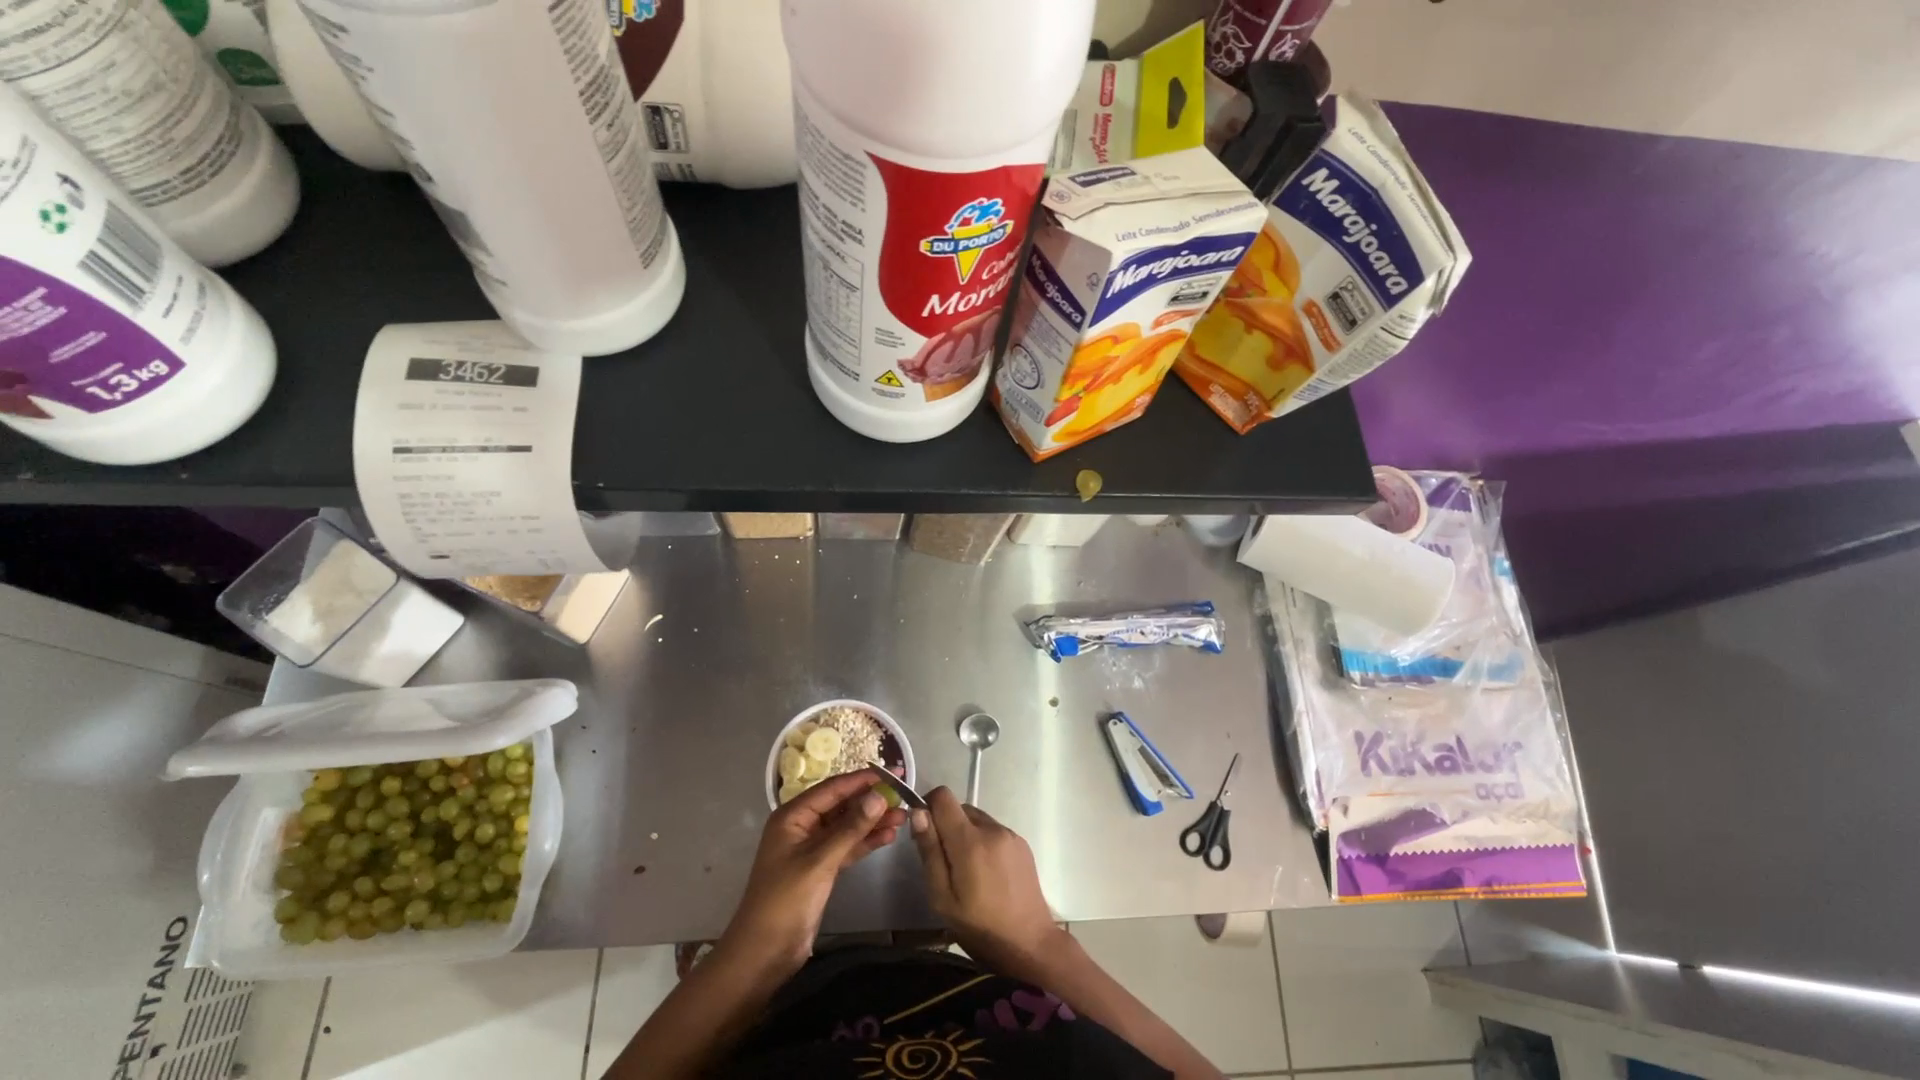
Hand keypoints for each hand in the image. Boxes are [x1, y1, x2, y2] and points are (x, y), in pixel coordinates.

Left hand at [722, 771, 907, 970]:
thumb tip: (879, 795)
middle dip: (871, 801)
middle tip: (904, 794)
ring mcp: (812, 849)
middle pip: (841, 806)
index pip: (832, 789)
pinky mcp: (822, 869)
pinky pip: (847, 847)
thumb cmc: (786, 900)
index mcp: (792, 817)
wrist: (765, 951)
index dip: (863, 780)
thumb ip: (851, 828)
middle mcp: (802, 827)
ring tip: (904, 815)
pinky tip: (889, 836)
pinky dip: (866, 842)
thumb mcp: (820, 860)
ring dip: (873, 822)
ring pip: (847, 827)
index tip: (892, 773)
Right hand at [911, 787, 1065, 975]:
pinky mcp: (1022, 844)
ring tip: (968, 872)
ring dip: (966, 834)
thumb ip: (929, 851)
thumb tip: (918, 813)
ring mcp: (1010, 835)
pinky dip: (984, 842)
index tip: (925, 834)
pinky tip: (987, 873)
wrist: (1029, 942)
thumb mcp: (942, 896)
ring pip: (977, 819)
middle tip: (944, 863)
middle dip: (946, 826)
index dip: (928, 807)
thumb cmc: (979, 926)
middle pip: (960, 808)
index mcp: (970, 841)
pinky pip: (994, 831)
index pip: (943, 797)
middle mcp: (992, 829)